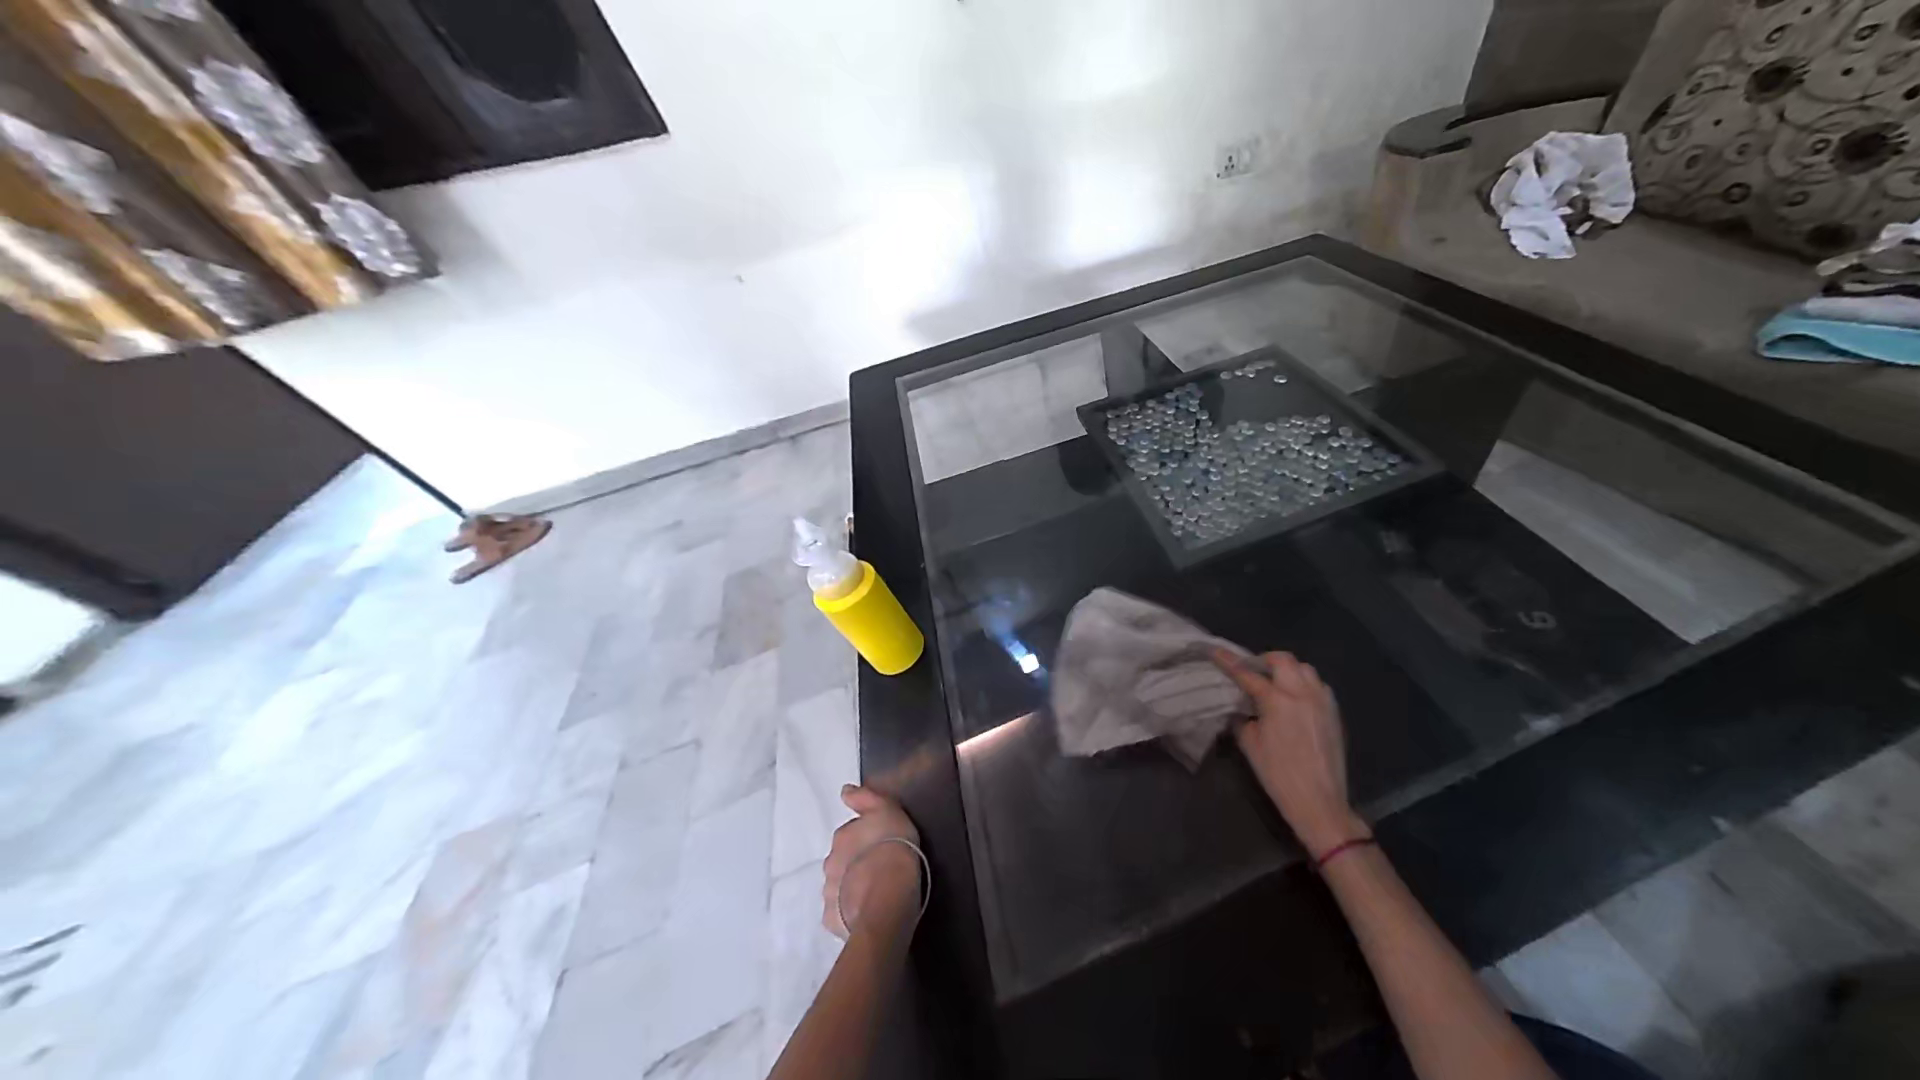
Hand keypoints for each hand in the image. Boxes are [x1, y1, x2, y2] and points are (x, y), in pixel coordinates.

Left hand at [822, 784, 922, 939]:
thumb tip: (845, 790)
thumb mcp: (887, 810)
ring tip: (873, 893)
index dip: (863, 838)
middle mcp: (830, 863)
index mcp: (842, 837)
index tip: (878, 843)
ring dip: (850, 887)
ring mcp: (829, 893)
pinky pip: (839, 914)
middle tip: (876, 868)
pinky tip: (865, 912)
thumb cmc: (892, 847)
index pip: (849, 834)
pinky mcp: (833, 920)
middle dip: (853, 863)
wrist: (888, 895)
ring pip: (838, 887)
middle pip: (840, 861)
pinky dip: (848, 912)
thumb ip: (865, 798)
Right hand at [1212, 649, 1368, 857]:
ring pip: (1304, 668)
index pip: (1247, 673)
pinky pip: (1318, 684)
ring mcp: (1322, 701)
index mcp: (1276, 701)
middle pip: (1282, 660)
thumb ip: (1242, 718)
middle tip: (1250, 670)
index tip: (1215, 651)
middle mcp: (1301, 693)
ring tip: (1274, 682)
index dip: (1228, 661)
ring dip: (1286, 669)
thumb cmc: (1277, 774)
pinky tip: (1294, 698)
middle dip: (1263, 659)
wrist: (1319, 801)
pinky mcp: (1334, 712)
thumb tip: (1240, 707)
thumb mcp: (1249, 744)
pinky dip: (1303, 683)